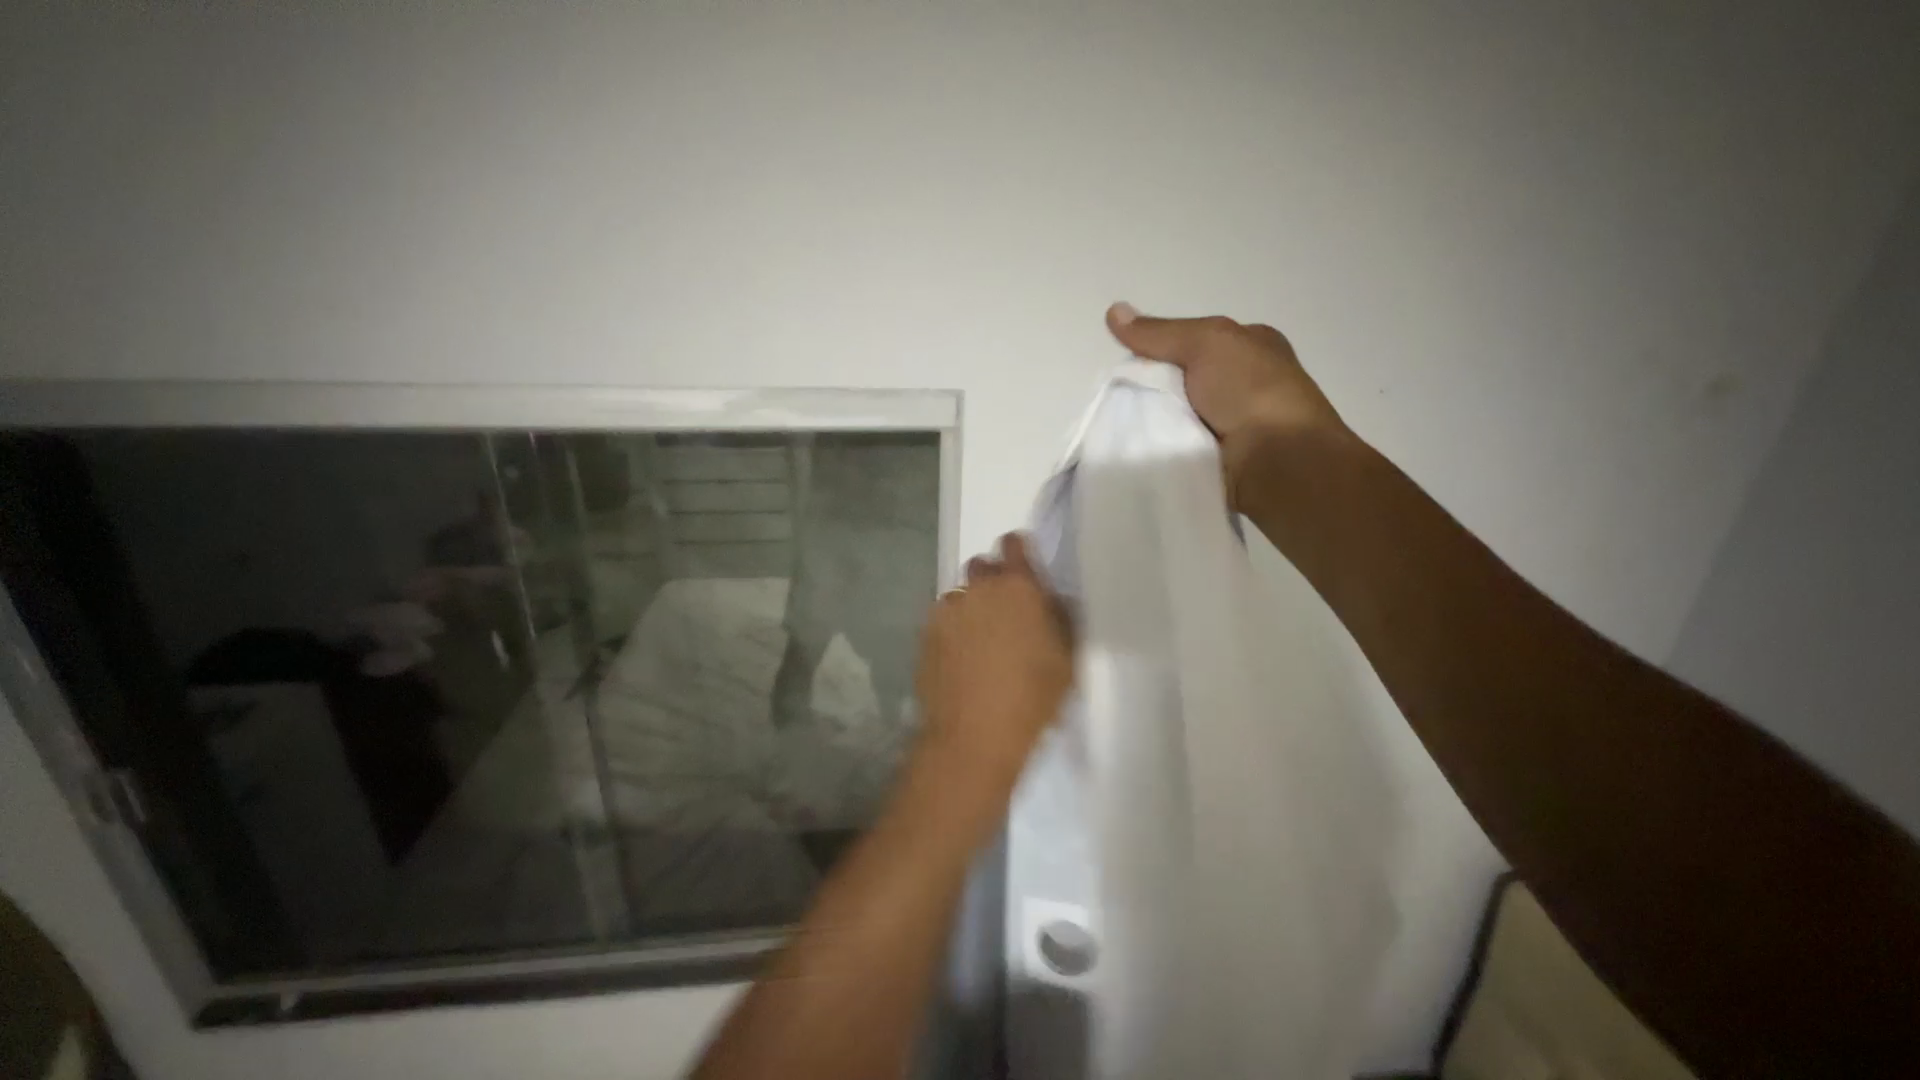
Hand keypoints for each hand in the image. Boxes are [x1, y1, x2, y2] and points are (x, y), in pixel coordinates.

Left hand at [914, 533, 1072, 784]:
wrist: (973, 736)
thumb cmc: (1032, 698)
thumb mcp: (1067, 659)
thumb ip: (1061, 618)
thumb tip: (1052, 599)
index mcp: (1019, 587)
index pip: (1014, 544)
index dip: (1019, 552)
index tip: (1024, 571)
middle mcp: (979, 589)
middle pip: (981, 566)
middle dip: (992, 580)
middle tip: (1006, 612)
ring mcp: (947, 611)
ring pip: (960, 596)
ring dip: (971, 608)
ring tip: (981, 643)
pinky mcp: (925, 635)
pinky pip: (943, 621)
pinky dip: (952, 631)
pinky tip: (962, 660)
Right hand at [1106, 302, 1349, 505]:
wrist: (1277, 460)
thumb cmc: (1251, 389)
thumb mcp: (1206, 342)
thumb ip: (1159, 332)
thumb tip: (1113, 311)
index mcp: (1253, 346)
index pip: (1196, 340)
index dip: (1163, 348)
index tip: (1134, 362)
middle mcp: (1248, 382)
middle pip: (1185, 379)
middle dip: (1157, 387)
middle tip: (1125, 396)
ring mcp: (1239, 422)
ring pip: (1181, 414)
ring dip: (1159, 420)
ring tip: (1127, 425)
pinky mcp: (1225, 457)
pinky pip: (1184, 445)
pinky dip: (1167, 446)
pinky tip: (1145, 447)